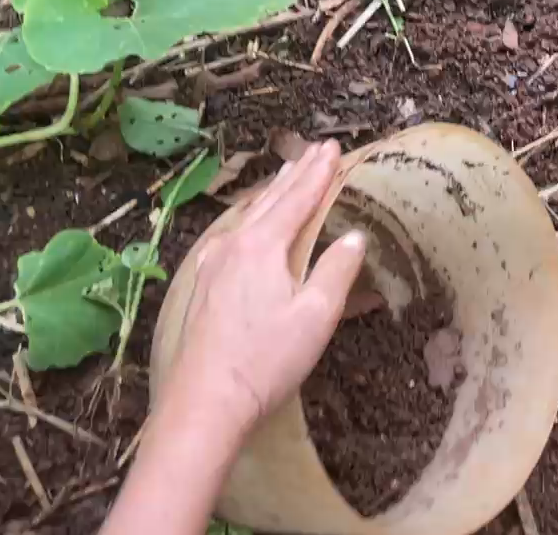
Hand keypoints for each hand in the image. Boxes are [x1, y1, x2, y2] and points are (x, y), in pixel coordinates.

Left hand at [157, 140, 367, 439]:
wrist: (202, 410)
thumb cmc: (266, 361)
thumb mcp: (317, 315)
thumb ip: (337, 270)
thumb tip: (355, 237)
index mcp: (264, 246)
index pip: (298, 198)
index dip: (319, 172)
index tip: (334, 147)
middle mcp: (235, 247)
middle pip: (272, 200)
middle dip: (297, 173)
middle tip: (316, 149)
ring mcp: (214, 266)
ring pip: (249, 215)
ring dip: (272, 192)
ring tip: (286, 171)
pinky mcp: (203, 288)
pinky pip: (232, 235)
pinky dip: (248, 217)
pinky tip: (242, 225)